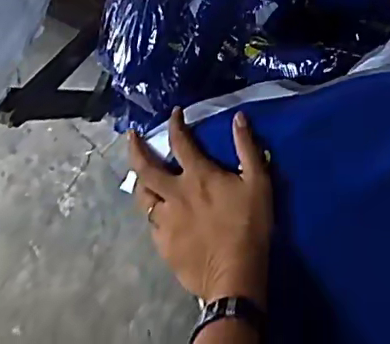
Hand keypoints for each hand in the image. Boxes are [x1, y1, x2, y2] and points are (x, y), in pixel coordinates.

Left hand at [130, 108, 272, 305]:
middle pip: (146, 168)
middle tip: (131, 136)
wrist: (234, 278)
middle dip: (136, 149)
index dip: (175, 123)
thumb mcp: (258, 182)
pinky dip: (152, 212)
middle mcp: (175, 194)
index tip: (174, 113)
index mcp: (197, 176)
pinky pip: (151, 223)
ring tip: (141, 175)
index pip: (180, 141)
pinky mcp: (163, 245)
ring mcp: (165, 221)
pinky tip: (156, 212)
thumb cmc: (249, 226)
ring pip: (143, 197)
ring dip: (140, 182)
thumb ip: (247, 147)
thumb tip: (238, 117)